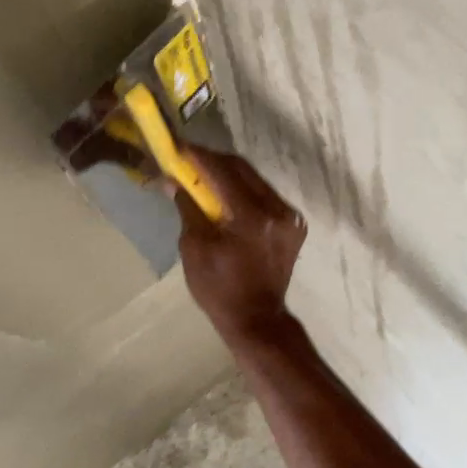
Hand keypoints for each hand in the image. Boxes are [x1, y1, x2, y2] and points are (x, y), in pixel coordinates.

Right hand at [172, 144, 307, 343]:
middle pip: (242, 169)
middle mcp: (276, 209)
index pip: (222, 172)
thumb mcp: (194, 248)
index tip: (177, 147)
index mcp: (251, 217)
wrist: (257, 320)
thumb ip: (188, 208)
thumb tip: (173, 181)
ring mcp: (289, 216)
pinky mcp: (293, 224)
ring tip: (202, 175)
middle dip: (213, 161)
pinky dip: (242, 190)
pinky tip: (224, 196)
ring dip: (228, 174)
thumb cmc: (219, 289)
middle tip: (187, 158)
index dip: (198, 156)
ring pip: (254, 179)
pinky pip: (264, 195)